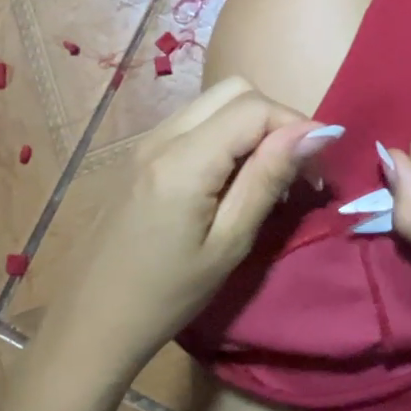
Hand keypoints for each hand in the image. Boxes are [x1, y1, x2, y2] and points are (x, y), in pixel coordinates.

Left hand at [48, 76, 339, 368]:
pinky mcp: (140, 153)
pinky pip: (194, 121)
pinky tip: (231, 178)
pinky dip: (224, 134)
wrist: (93, 320)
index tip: (317, 168)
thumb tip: (315, 132)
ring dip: (250, 125)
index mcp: (184, 160)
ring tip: (266, 176)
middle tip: (294, 168)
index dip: (296, 125)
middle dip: (275, 118)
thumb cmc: (168, 295)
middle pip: (234, 90)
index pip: (254, 107)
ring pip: (213, 102)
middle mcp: (162, 136)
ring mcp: (147, 141)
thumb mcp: (229, 243)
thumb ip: (268, 179)